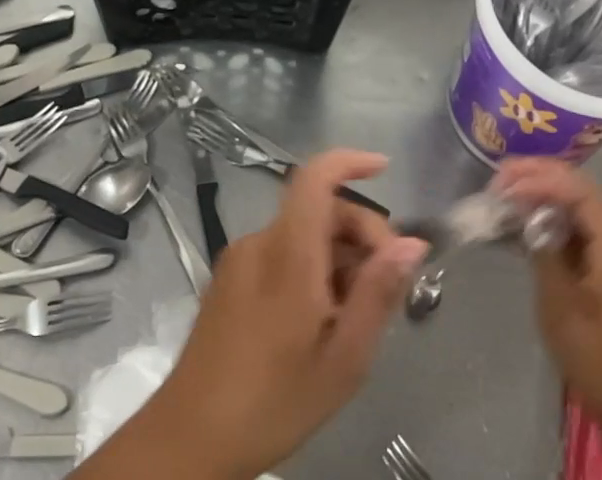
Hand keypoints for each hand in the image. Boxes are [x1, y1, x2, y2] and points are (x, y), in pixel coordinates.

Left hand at [76, 150, 427, 479]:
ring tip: (351, 317)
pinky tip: (320, 321)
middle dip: (361, 235)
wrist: (189, 439)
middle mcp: (259, 244)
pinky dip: (310, 270)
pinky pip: (280, 255)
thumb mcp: (344, 357)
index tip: (386, 169)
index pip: (316, 178)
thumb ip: (379, 292)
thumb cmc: (274, 400)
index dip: (351, 161)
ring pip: (302, 235)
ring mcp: (238, 262)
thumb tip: (412, 244)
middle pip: (319, 209)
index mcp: (288, 253)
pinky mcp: (227, 282)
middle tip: (383, 290)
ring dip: (337, 259)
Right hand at [493, 158, 601, 479]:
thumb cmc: (595, 356)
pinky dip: (575, 216)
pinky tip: (550, 223)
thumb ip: (544, 249)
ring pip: (597, 204)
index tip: (502, 179)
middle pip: (590, 190)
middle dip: (546, 179)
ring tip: (521, 195)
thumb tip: (529, 214)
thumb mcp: (557, 303)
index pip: (579, 190)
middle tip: (505, 180)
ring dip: (559, 196)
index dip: (538, 178)